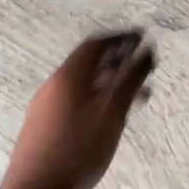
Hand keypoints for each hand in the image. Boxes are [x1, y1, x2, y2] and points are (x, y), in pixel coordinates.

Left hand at [3, 32, 154, 188]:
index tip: (141, 39)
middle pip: (89, 64)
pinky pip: (73, 103)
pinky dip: (95, 100)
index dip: (122, 38)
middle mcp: (52, 86)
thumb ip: (131, 78)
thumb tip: (146, 52)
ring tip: (133, 97)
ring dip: (109, 84)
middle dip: (119, 63)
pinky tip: (108, 118)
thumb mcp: (112, 111)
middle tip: (141, 68)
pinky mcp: (41, 129)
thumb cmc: (76, 150)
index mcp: (67, 76)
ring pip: (83, 86)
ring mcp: (44, 109)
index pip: (96, 43)